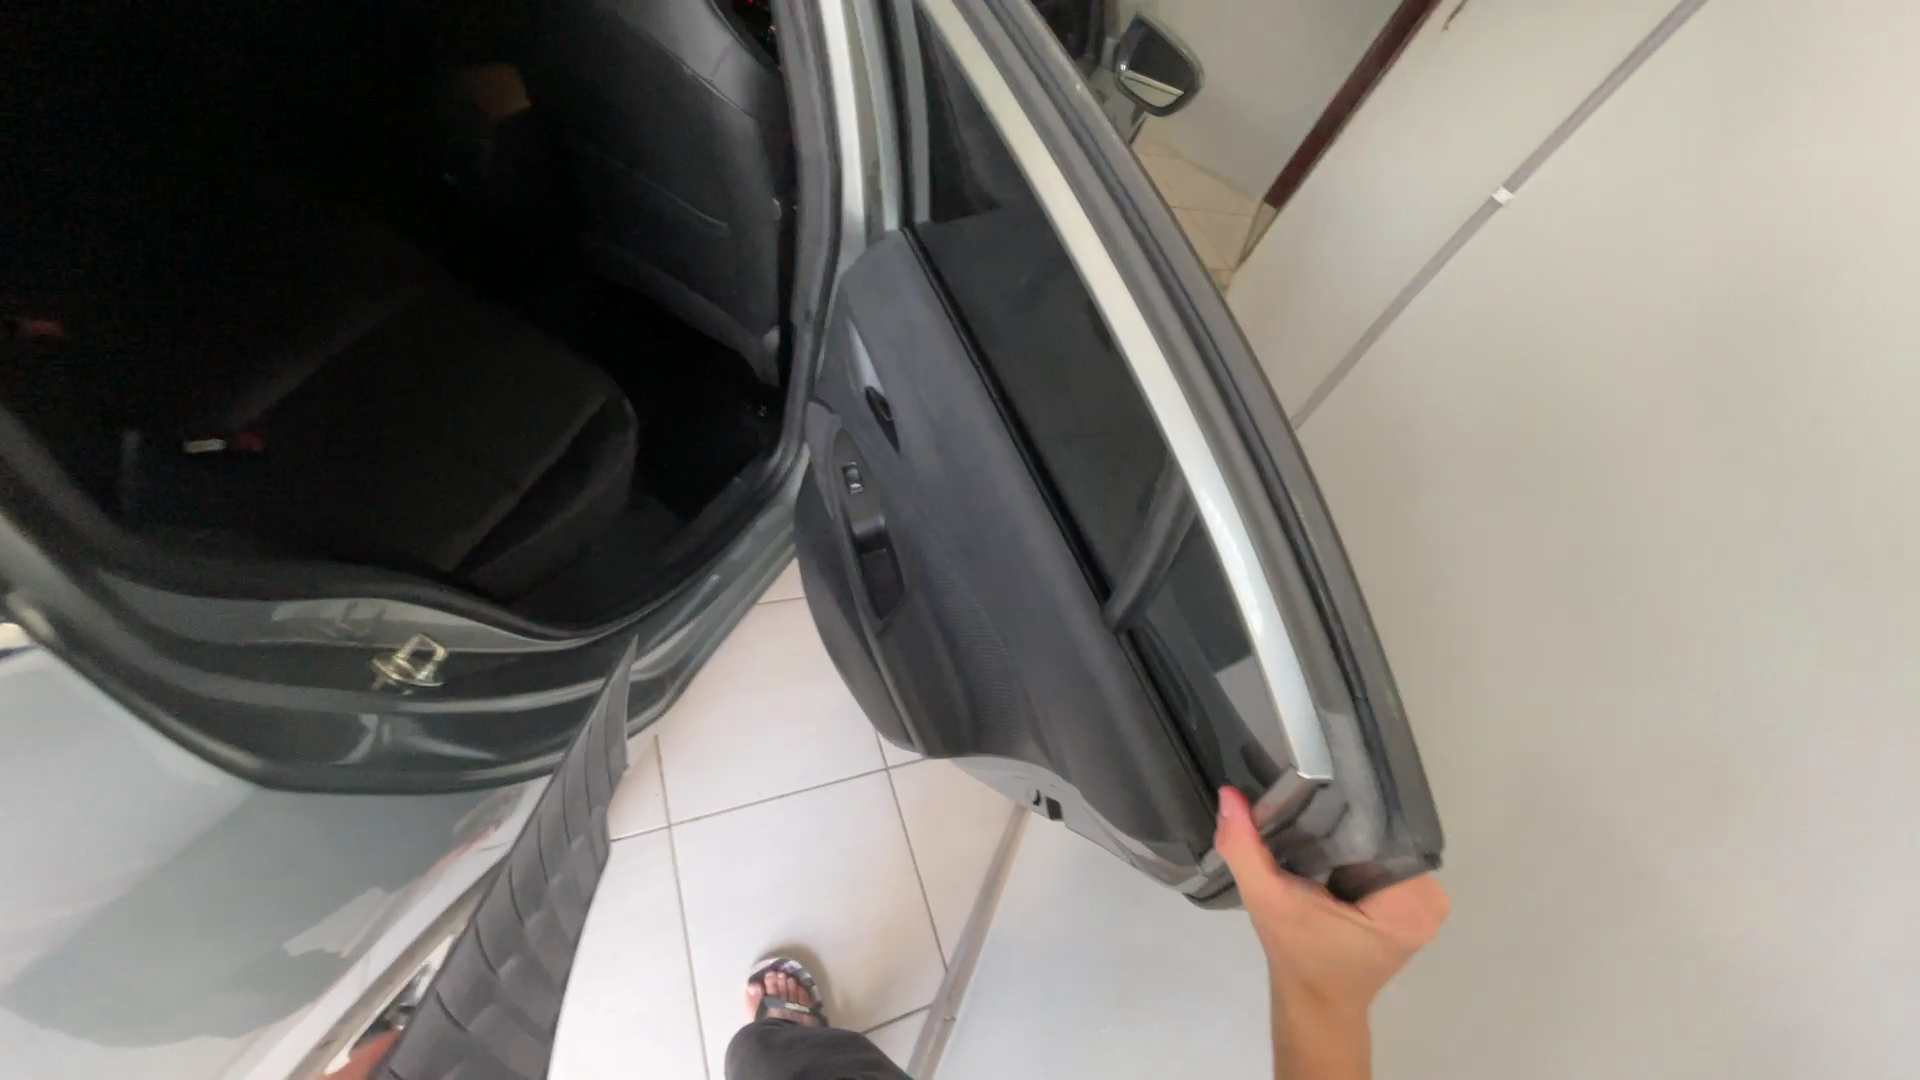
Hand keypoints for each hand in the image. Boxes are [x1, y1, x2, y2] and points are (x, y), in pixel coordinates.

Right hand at [1213, 786, 1448, 1017]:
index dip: (1338, 808)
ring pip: (1379, 839)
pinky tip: (1321, 841)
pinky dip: (1348, 847)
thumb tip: (1229, 793)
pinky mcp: (1409, 901)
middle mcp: (1430, 897)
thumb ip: (1244, 847)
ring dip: (1342, 831)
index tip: (1303, 791)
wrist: (1313, 1000)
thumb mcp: (1265, 898)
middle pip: (1381, 831)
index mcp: (1410, 901)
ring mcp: (1424, 900)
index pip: (1379, 828)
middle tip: (1297, 798)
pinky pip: (1380, 855)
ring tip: (1306, 815)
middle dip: (1338, 817)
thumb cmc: (1298, 955)